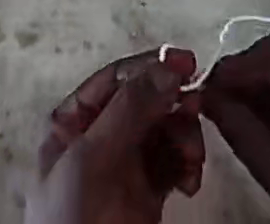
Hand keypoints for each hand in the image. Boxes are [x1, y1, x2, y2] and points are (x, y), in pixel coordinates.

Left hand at [25, 48, 205, 223]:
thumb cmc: (72, 219)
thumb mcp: (90, 159)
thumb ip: (129, 110)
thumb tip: (170, 66)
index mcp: (74, 122)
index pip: (116, 78)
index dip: (150, 66)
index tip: (187, 62)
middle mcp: (101, 137)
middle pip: (146, 100)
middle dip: (173, 103)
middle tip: (197, 108)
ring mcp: (125, 166)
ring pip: (165, 129)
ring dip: (185, 135)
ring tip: (192, 159)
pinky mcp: (148, 195)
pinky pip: (174, 162)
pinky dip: (187, 165)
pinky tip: (190, 182)